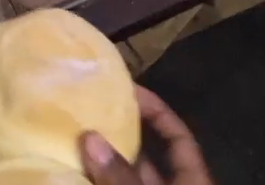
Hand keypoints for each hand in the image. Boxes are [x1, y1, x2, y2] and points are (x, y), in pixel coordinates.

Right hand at [80, 86, 214, 184]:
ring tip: (73, 141)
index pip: (179, 136)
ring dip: (103, 164)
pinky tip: (73, 172)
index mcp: (192, 181)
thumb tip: (89, 137)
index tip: (127, 89)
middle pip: (148, 157)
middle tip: (87, 113)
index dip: (157, 110)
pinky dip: (94, 182)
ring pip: (126, 178)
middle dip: (118, 136)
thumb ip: (122, 176)